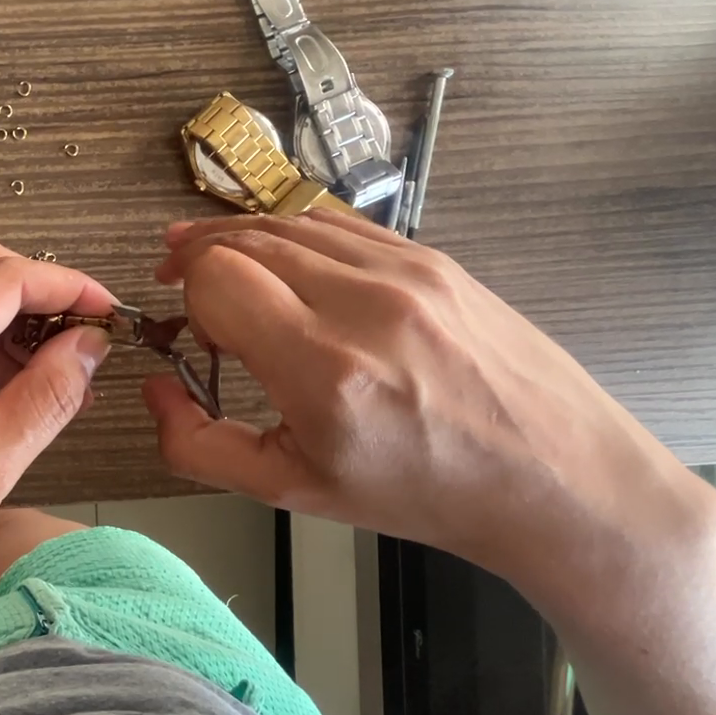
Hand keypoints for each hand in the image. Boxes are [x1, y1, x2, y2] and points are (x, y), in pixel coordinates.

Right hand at [144, 212, 715, 601]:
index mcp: (324, 368)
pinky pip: (336, 224)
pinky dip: (287, 231)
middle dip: (197, 259)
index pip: (217, 278)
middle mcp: (364, 303)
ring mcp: (407, 271)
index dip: (187, 298)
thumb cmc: (417, 492)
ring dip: (234, 237)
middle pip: (243, 240)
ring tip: (208, 259)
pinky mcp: (434, 259)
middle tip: (180, 289)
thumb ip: (195, 445)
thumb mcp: (286, 491)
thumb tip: (155, 387)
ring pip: (286, 221)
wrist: (560, 481)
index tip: (197, 335)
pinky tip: (272, 253)